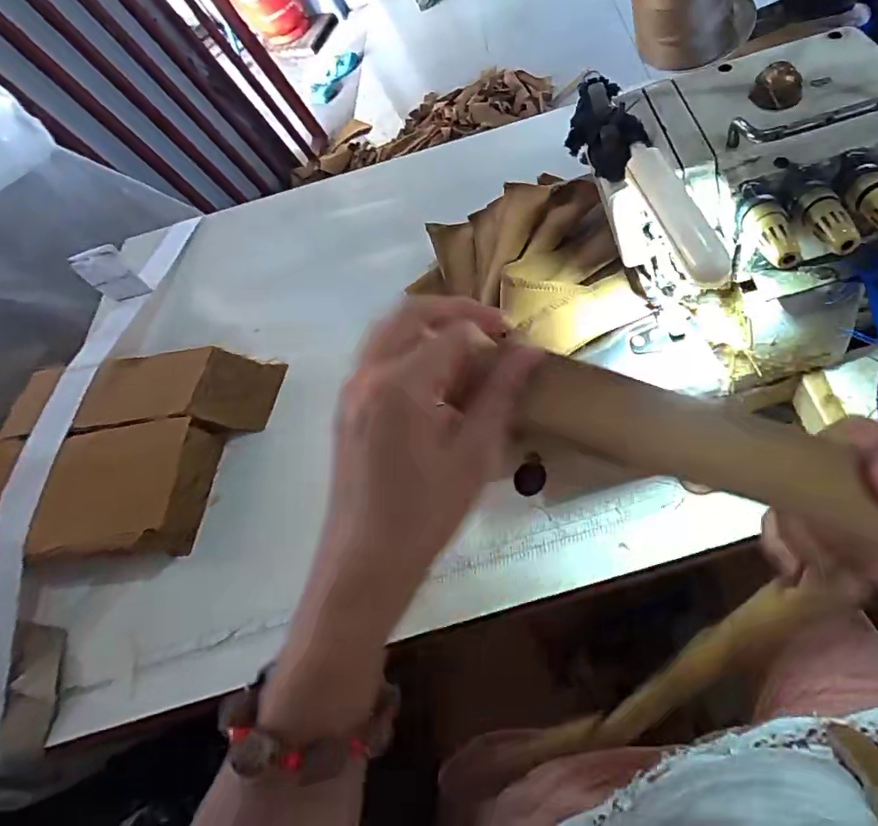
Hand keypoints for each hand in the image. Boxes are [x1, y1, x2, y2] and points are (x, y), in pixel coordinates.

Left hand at [328, 296, 543, 587]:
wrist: (364, 565)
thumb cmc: (426, 514)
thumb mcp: (475, 452)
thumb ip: (501, 393)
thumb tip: (530, 352)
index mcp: (401, 385)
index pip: (453, 332)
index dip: (491, 330)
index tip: (520, 345)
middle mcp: (368, 375)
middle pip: (412, 312)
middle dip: (457, 311)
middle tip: (495, 328)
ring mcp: (351, 389)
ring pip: (390, 328)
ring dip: (431, 325)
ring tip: (469, 347)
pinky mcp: (347, 406)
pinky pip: (378, 353)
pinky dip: (410, 346)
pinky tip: (438, 378)